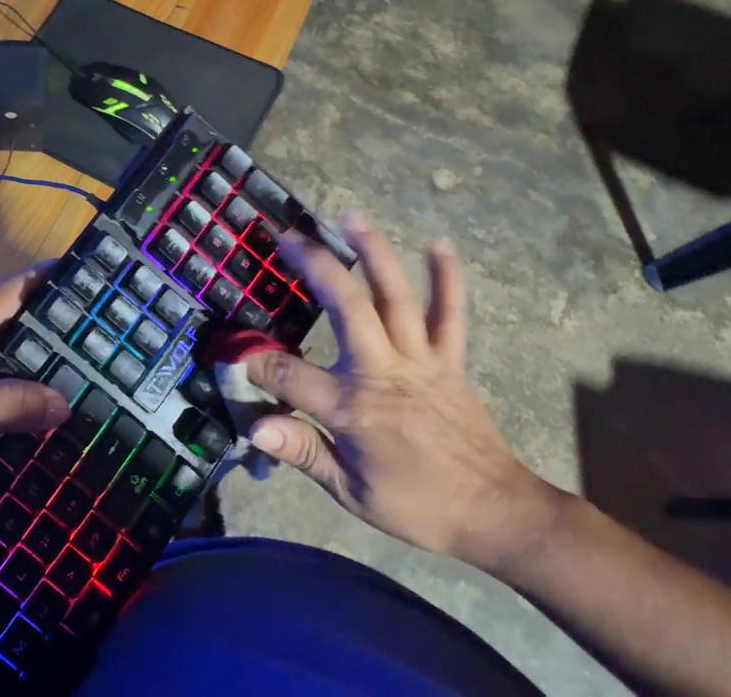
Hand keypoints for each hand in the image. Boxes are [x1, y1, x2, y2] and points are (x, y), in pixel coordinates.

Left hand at [0, 264, 70, 489]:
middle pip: (16, 317)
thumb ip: (17, 404)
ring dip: (39, 355)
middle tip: (104, 329)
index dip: (51, 276)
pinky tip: (39, 408)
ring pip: (6, 350)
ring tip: (85, 368)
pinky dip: (20, 385)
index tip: (91, 272)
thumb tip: (68, 402)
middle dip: (56, 319)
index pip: (17, 287)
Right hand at [244, 216, 564, 571]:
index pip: (290, 375)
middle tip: (287, 235)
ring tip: (351, 217)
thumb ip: (303, 452)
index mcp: (354, 409)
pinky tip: (439, 244)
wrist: (496, 514)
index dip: (256, 364)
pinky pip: (450, 314)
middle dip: (313, 267)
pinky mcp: (449, 361)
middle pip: (346, 307)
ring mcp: (421, 361)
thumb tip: (255, 427)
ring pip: (395, 297)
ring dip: (373, 253)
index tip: (233, 356)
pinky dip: (447, 278)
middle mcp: (384, 373)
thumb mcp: (351, 491)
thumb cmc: (418, 507)